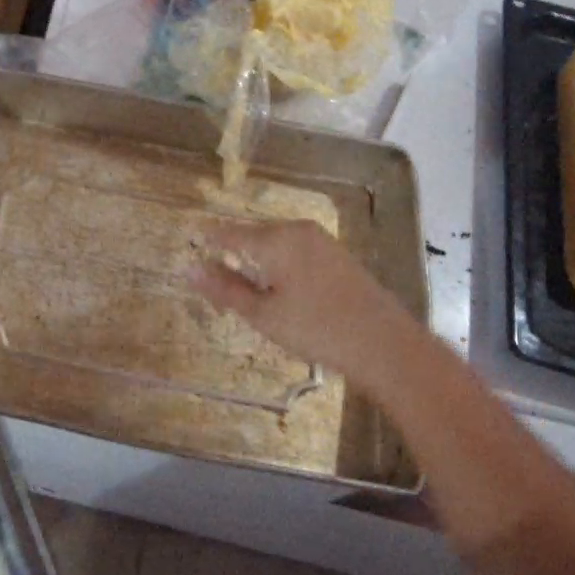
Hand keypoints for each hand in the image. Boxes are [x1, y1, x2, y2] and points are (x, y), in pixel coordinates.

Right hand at [190, 219, 425, 390]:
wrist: (385, 344)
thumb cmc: (317, 329)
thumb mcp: (263, 314)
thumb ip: (224, 288)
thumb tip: (188, 268)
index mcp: (275, 238)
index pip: (228, 232)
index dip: (207, 241)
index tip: (190, 249)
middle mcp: (297, 229)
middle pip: (252, 236)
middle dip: (232, 257)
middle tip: (219, 291)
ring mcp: (321, 240)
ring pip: (275, 244)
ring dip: (257, 263)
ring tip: (249, 296)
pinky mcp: (337, 255)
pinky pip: (295, 251)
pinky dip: (280, 267)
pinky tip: (282, 294)